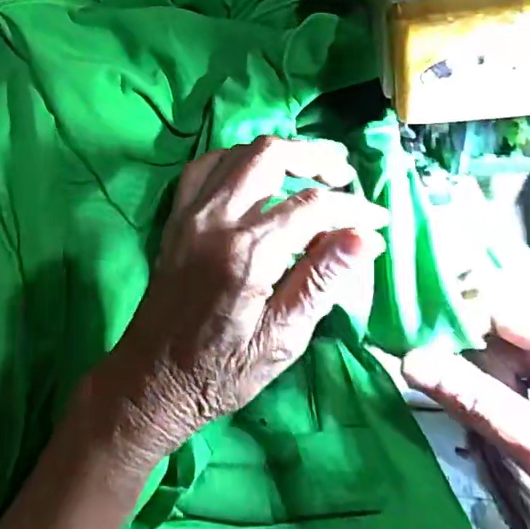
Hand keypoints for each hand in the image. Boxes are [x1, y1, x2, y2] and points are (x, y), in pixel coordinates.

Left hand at [87, 136, 387, 466]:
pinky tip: (256, 173)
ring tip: (311, 169)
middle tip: (344, 175)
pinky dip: (237, 159)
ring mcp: (189, 213)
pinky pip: (205, 166)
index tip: (376, 220)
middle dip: (314, 157)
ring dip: (278, 153)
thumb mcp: (281, 340)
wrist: (153, 375)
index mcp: (245, 254)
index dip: (351, 208)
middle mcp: (213, 220)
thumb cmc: (221, 370)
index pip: (310, 206)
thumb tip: (365, 237)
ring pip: (236, 152)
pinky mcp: (175, 216)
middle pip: (268, 156)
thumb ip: (321, 282)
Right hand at [400, 294, 529, 528]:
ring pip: (495, 327)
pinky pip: (508, 346)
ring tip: (456, 388)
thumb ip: (478, 402)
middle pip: (494, 308)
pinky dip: (486, 368)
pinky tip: (484, 394)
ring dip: (468, 356)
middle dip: (454, 336)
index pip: (501, 300)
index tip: (399, 329)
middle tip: (418, 363)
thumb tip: (407, 359)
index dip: (447, 310)